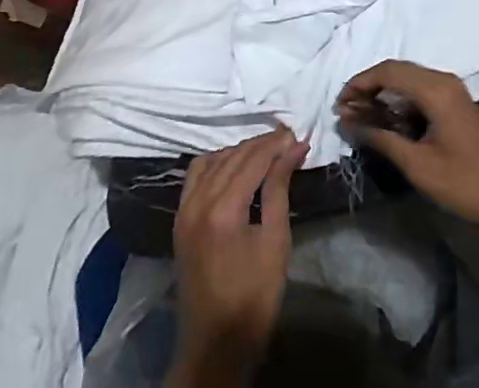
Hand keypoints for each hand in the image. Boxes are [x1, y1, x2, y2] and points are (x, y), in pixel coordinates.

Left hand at [169, 129, 307, 385]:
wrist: (216, 342)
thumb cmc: (255, 295)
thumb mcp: (276, 240)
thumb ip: (279, 188)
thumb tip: (293, 149)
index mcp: (222, 210)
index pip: (252, 160)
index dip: (277, 145)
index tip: (299, 135)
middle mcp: (197, 203)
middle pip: (232, 157)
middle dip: (262, 144)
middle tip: (289, 140)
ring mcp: (183, 212)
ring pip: (212, 162)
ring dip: (240, 151)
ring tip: (268, 151)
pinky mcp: (179, 221)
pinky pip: (195, 177)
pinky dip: (217, 164)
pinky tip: (236, 167)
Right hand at [337, 61, 478, 243]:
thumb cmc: (464, 183)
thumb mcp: (417, 165)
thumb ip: (382, 138)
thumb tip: (349, 122)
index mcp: (436, 90)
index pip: (389, 71)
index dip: (360, 83)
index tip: (338, 104)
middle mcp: (445, 81)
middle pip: (398, 69)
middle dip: (368, 86)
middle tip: (345, 111)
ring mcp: (453, 90)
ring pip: (409, 77)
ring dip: (383, 90)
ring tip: (359, 115)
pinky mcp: (456, 102)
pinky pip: (421, 88)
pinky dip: (399, 97)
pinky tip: (386, 118)